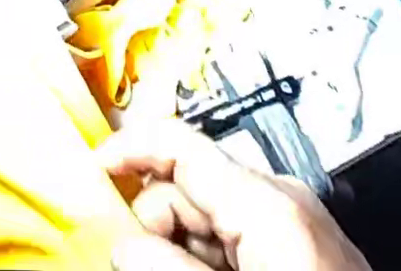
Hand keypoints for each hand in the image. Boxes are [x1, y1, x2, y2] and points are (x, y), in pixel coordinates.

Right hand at [98, 124, 369, 270]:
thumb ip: (170, 266)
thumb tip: (123, 245)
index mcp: (269, 200)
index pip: (177, 141)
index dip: (127, 148)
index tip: (93, 168)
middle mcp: (283, 199)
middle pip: (186, 181)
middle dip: (154, 217)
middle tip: (137, 260)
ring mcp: (298, 225)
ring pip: (207, 212)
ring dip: (178, 242)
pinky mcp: (306, 252)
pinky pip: (234, 236)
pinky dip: (208, 255)